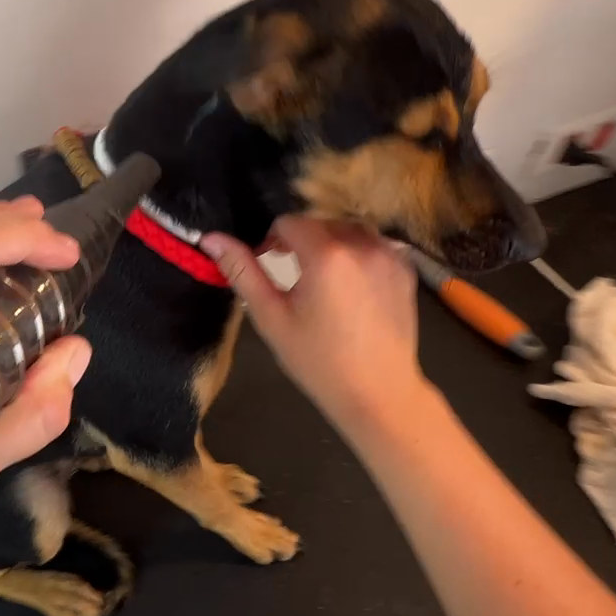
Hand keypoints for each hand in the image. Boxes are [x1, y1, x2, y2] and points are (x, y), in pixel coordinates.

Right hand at [201, 217, 431, 426]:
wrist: (378, 393)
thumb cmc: (317, 359)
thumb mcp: (270, 316)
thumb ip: (241, 270)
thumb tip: (210, 238)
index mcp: (326, 255)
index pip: (288, 223)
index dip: (270, 241)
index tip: (266, 264)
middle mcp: (362, 245)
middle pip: (318, 223)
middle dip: (299, 241)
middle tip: (290, 277)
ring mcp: (389, 256)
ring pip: (346, 230)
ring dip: (328, 244)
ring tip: (319, 280)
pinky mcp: (405, 269)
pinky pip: (372, 245)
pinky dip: (355, 254)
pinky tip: (348, 287)